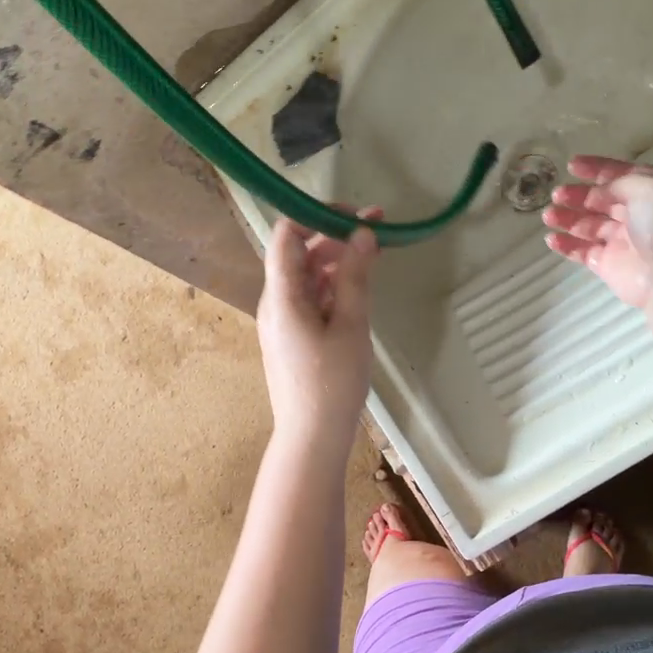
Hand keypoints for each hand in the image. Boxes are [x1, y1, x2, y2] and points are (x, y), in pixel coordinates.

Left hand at [256, 209, 379, 447]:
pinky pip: (309, 301)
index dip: (318, 215)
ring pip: (307, 278)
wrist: (312, 437)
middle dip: (335, 237)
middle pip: (299, 254)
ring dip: (337, 263)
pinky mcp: (292, 340)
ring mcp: (281, 323)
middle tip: (378, 232)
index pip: (287, 234)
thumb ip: (356, 276)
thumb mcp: (351, 326)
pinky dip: (333, 289)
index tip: (356, 216)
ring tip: (374, 259)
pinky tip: (358, 292)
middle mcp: (274, 304)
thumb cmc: (332, 384)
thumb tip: (363, 234)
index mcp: (282, 296)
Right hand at [542, 157, 652, 313]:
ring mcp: (623, 242)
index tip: (571, 165)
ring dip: (568, 218)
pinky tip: (551, 239)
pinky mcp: (609, 266)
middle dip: (579, 195)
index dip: (597, 168)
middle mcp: (640, 215)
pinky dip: (567, 245)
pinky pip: (583, 252)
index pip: (623, 174)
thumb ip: (620, 182)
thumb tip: (598, 193)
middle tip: (556, 194)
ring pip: (590, 226)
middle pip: (603, 201)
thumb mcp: (649, 186)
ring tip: (547, 215)